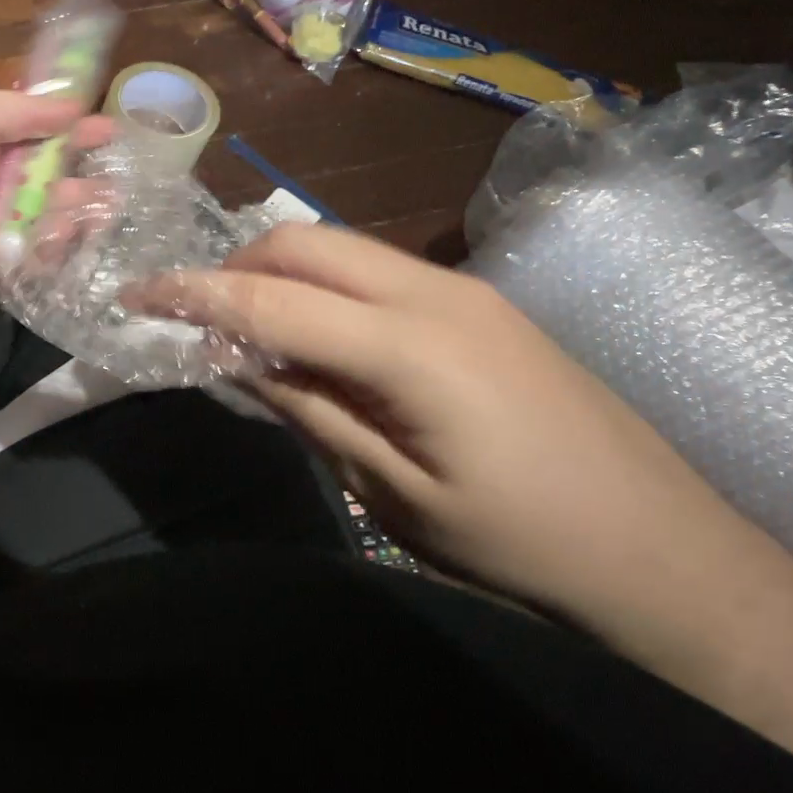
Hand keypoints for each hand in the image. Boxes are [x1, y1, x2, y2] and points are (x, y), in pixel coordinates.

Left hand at [0, 91, 112, 296]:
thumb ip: (26, 110)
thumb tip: (73, 104)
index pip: (41, 136)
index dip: (76, 133)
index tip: (111, 131)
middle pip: (50, 185)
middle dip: (85, 184)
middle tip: (117, 186)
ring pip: (45, 225)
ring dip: (73, 217)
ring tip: (99, 212)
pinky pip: (28, 262)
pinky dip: (49, 254)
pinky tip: (66, 242)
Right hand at [128, 223, 792, 617]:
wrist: (659, 548)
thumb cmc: (515, 539)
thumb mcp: (390, 488)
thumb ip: (308, 410)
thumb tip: (235, 360)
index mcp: (412, 347)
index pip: (272, 301)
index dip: (193, 296)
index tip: (133, 296)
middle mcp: (436, 294)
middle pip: (303, 244)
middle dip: (231, 268)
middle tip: (190, 319)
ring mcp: (464, 291)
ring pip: (338, 249)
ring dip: (274, 275)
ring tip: (240, 331)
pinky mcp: (477, 305)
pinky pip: (372, 272)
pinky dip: (318, 289)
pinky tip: (309, 339)